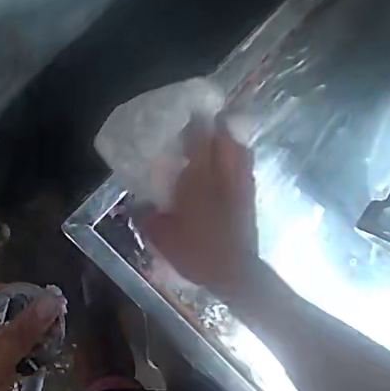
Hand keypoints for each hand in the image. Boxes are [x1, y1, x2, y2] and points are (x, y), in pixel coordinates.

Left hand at [0, 283, 60, 390]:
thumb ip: (28, 324)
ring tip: (47, 342)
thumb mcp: (2, 355)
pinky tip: (33, 362)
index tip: (42, 301)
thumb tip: (54, 297)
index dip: (13, 291)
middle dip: (22, 316)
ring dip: (20, 337)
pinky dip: (12, 354)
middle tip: (50, 322)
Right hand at [141, 125, 263, 297]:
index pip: (200, 138)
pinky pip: (246, 169)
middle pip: (225, 138)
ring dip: (229, 144)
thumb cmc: (196, 252)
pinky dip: (237, 162)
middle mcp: (225, 175)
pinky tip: (225, 173)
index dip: (194, 124)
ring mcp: (242, 185)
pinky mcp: (251, 198)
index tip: (184, 117)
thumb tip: (138, 204)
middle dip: (214, 130)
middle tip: (199, 132)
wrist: (234, 273)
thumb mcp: (161, 236)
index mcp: (200, 177)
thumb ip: (147, 215)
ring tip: (215, 147)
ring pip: (240, 151)